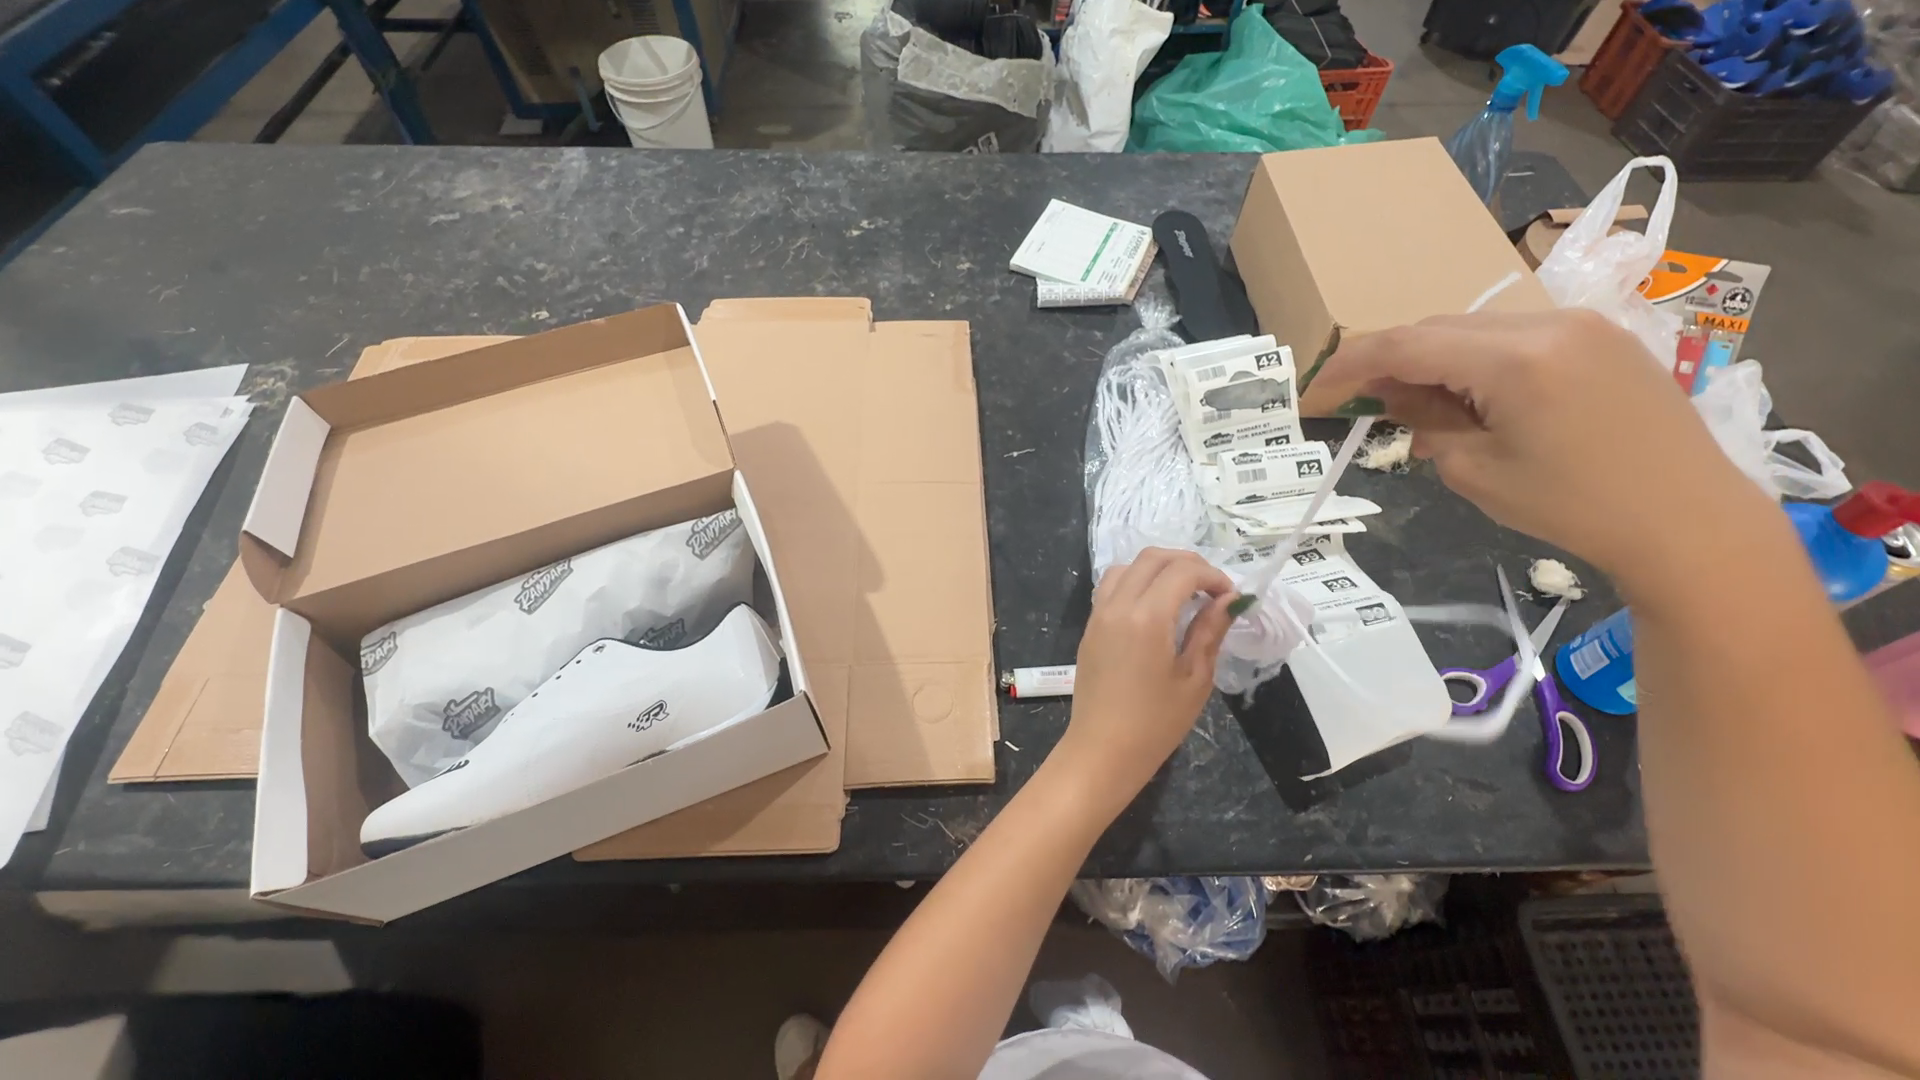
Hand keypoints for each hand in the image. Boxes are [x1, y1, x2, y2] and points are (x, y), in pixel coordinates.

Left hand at [1057, 549, 1233, 797]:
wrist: (1103, 750)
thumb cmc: (1156, 722)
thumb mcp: (1194, 678)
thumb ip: (1210, 631)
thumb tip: (1229, 600)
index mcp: (1147, 617)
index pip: (1183, 571)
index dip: (1212, 576)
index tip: (1230, 597)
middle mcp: (1118, 605)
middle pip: (1152, 558)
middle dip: (1187, 563)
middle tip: (1212, 587)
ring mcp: (1098, 614)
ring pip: (1127, 566)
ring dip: (1158, 568)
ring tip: (1183, 592)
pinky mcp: (1090, 627)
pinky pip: (1111, 586)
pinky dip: (1136, 581)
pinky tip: (1155, 605)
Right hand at [1328, 309, 1766, 578]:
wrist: (1688, 520)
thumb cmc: (1574, 507)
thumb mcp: (1476, 471)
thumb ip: (1425, 422)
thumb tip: (1390, 398)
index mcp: (1514, 359)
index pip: (1404, 345)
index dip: (1348, 366)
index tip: (1314, 395)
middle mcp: (1547, 323)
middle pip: (1437, 328)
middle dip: (1388, 363)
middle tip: (1358, 405)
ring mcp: (1581, 324)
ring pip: (1474, 329)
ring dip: (1431, 361)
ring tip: (1413, 406)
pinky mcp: (1601, 337)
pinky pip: (1514, 336)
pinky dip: (1474, 361)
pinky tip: (1469, 397)